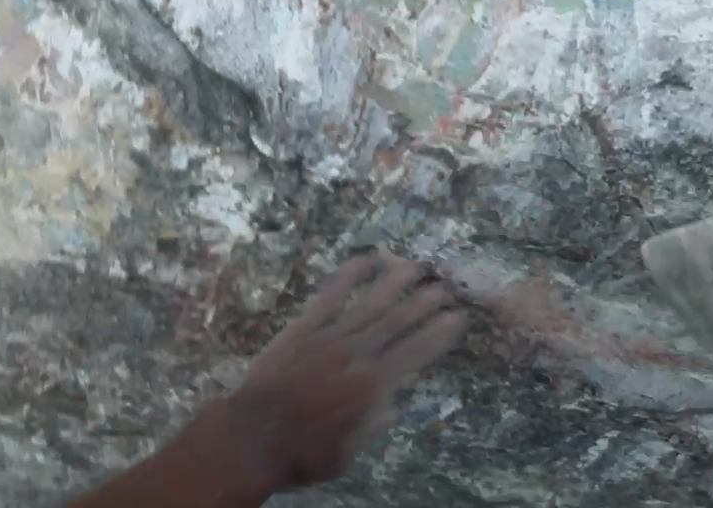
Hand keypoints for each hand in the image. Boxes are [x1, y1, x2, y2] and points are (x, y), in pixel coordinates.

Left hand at [221, 254, 467, 491]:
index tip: (458, 317)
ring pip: (370, 302)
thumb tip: (391, 405)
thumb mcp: (345, 455)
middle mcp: (357, 353)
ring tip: (416, 265)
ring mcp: (330, 334)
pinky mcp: (305, 325)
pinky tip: (366, 258)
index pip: (415, 353)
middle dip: (425, 302)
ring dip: (396, 282)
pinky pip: (331, 295)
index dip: (439, 334)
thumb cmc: (301, 453)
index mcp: (372, 386)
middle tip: (446, 286)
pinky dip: (349, 275)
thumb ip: (370, 426)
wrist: (254, 434)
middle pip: (398, 321)